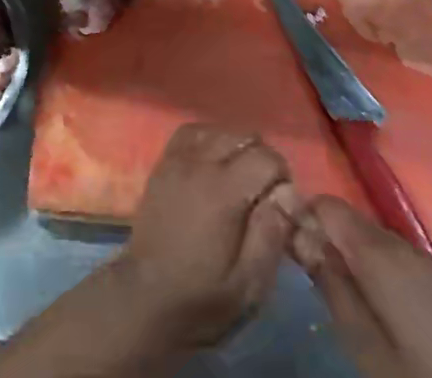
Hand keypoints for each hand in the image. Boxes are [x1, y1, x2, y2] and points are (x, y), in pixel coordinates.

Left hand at [114, 123, 299, 348]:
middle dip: (262, 158)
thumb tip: (287, 195)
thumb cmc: (202, 298)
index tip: (281, 202)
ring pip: (218, 130)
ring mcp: (177, 161)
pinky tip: (213, 161)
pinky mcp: (162, 165)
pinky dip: (208, 138)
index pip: (266, 157)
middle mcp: (199, 165)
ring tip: (240, 176)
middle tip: (263, 191)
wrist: (145, 300)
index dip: (282, 176)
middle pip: (244, 136)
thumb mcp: (249, 284)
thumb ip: (271, 234)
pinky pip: (191, 133)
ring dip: (236, 146)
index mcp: (223, 193)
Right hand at [291, 196, 431, 377]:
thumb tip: (299, 236)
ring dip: (350, 253)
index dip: (303, 216)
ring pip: (373, 239)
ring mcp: (426, 259)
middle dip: (325, 235)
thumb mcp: (363, 341)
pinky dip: (376, 267)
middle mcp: (402, 243)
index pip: (327, 205)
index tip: (286, 241)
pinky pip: (397, 257)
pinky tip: (375, 302)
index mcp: (378, 251)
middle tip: (305, 271)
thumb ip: (330, 284)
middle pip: (351, 221)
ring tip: (336, 288)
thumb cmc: (419, 375)